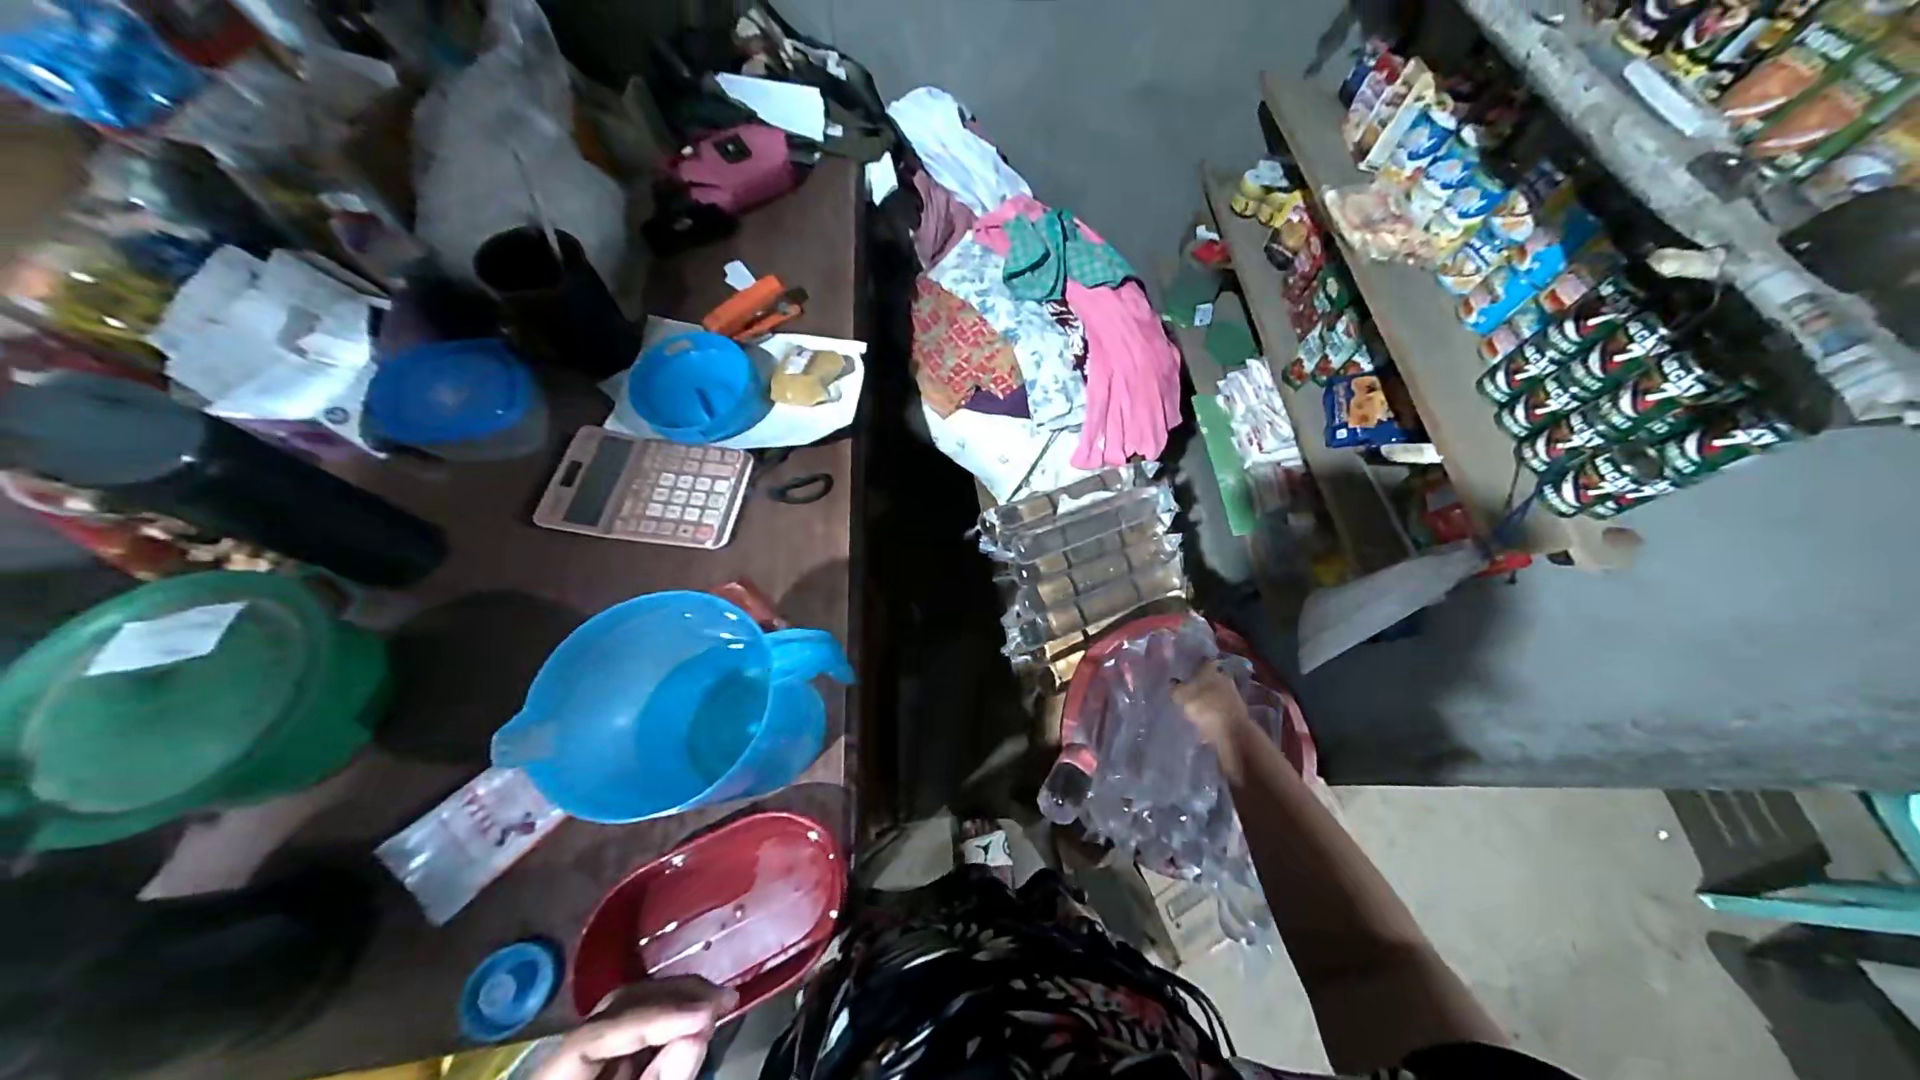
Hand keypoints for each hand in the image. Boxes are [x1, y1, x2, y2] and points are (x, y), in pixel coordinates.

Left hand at [535, 977, 738, 1079]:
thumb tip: (698, 1032)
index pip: (592, 1040)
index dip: (650, 1021)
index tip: (705, 1017)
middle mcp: (556, 1072)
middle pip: (611, 1014)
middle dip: (671, 1002)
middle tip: (722, 1000)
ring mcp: (579, 1070)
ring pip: (626, 1014)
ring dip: (677, 1003)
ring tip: (721, 1003)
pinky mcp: (607, 1072)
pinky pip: (637, 1036)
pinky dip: (672, 1023)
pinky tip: (701, 1019)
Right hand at [1171, 657, 1256, 779]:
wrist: (1233, 732)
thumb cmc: (1205, 707)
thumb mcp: (1182, 696)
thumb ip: (1176, 688)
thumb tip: (1173, 681)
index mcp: (1211, 670)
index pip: (1202, 662)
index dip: (1193, 666)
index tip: (1185, 671)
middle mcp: (1224, 679)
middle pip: (1210, 678)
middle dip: (1200, 684)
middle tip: (1187, 690)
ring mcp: (1233, 696)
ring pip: (1216, 694)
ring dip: (1208, 699)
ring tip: (1195, 708)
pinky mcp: (1237, 712)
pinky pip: (1221, 709)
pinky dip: (1213, 713)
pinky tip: (1204, 720)